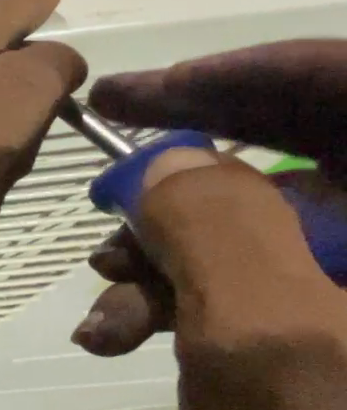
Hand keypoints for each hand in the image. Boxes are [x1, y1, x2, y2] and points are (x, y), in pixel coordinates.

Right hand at [65, 44, 346, 409]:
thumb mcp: (266, 331)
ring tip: (105, 304)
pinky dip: (192, 298)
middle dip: (184, 183)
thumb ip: (210, 218)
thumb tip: (162, 160)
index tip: (123, 95)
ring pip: (281, 226)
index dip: (238, 75)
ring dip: (173, 254)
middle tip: (95, 199)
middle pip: (313, 156)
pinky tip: (124, 334)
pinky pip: (275, 283)